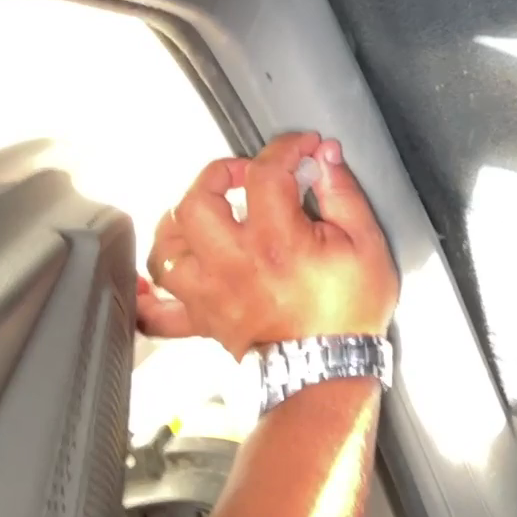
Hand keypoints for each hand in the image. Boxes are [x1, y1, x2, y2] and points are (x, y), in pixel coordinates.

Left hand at [138, 132, 397, 356]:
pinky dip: (150, 290)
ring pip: (166, 248)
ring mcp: (210, 294)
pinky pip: (154, 311)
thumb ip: (343, 193)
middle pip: (196, 202)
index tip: (305, 146)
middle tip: (247, 172)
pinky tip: (164, 271)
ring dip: (182, 218)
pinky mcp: (201, 320)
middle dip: (220, 173)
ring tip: (211, 209)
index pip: (266, 172)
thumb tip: (326, 157)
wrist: (329, 371)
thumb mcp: (366, 242)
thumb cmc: (350, 311)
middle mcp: (233, 264)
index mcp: (277, 241)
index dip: (287, 147)